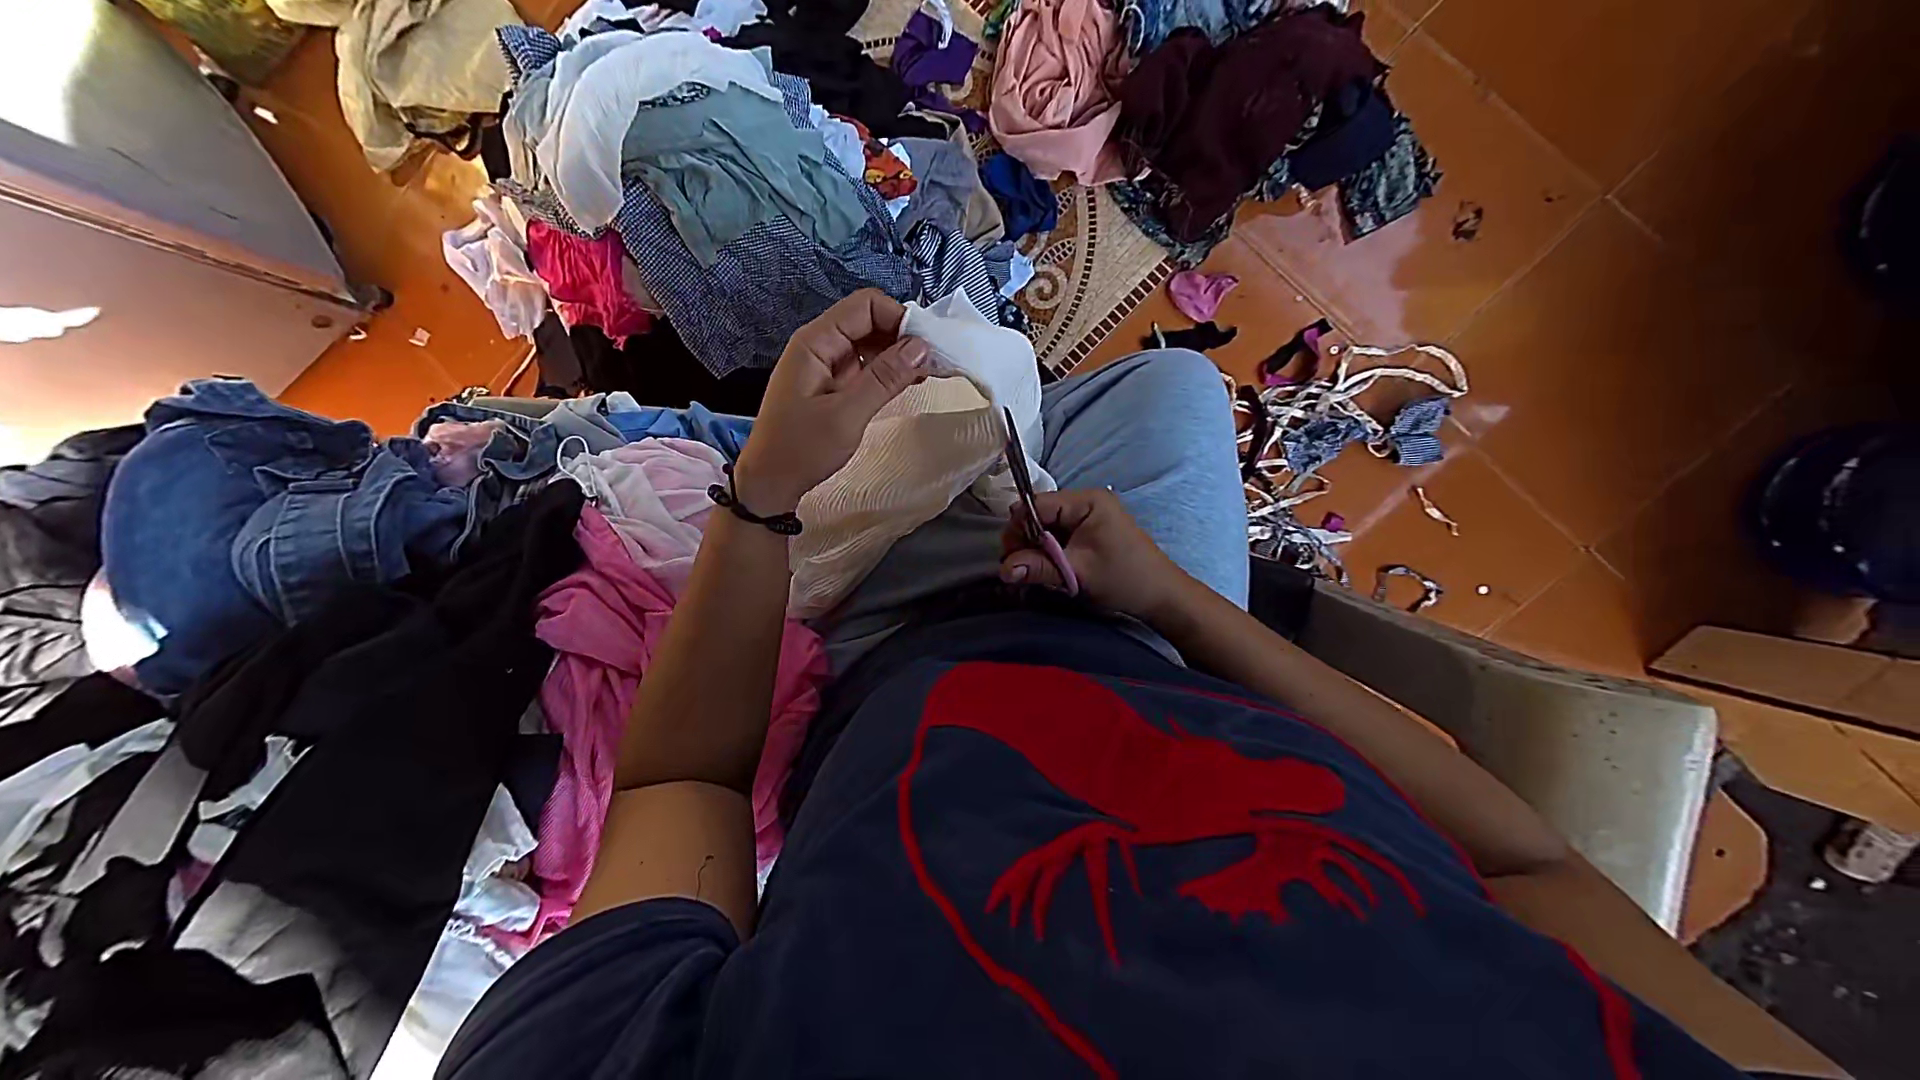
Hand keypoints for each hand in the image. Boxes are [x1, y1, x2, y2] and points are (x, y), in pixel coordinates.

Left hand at [732, 290, 929, 512]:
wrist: (769, 484)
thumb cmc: (800, 450)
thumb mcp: (846, 416)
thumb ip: (884, 378)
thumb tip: (921, 346)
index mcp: (816, 342)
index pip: (866, 306)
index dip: (900, 319)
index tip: (927, 347)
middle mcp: (821, 346)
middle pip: (870, 321)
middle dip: (903, 336)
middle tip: (935, 362)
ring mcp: (826, 366)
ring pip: (871, 344)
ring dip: (899, 355)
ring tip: (927, 374)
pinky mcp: (833, 386)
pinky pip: (865, 366)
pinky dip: (888, 371)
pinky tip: (909, 383)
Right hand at [997, 488, 1194, 620]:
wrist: (1161, 596)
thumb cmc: (1124, 579)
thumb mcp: (1078, 573)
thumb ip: (1039, 568)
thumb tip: (1003, 569)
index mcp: (1087, 501)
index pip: (1037, 504)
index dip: (1019, 528)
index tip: (1010, 555)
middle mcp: (1086, 501)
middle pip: (1039, 514)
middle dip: (1025, 540)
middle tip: (1017, 567)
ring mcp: (1088, 515)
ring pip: (1046, 526)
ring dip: (1035, 548)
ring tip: (1032, 570)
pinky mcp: (1089, 531)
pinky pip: (1058, 535)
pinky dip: (1048, 551)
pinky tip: (1046, 568)